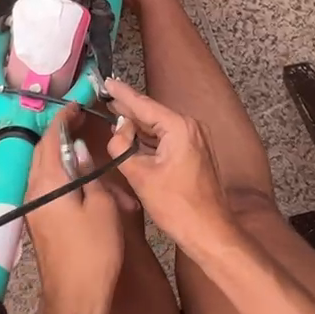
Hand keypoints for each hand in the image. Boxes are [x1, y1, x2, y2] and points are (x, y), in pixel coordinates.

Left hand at [24, 106, 123, 313]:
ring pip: (51, 173)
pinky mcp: (42, 223)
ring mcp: (36, 209)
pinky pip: (54, 191)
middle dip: (64, 135)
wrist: (77, 302)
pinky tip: (99, 194)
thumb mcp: (102, 206)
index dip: (64, 118)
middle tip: (86, 124)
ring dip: (73, 164)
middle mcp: (35, 191)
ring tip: (106, 172)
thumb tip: (78, 152)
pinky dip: (72, 183)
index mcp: (47, 181)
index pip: (51, 138)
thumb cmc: (93, 252)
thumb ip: (89, 173)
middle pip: (45, 153)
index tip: (78, 106)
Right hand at [104, 80, 234, 254]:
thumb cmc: (178, 207)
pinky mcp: (195, 151)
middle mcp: (191, 126)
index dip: (122, 93)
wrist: (210, 232)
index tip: (106, 81)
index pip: (143, 104)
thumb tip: (116, 130)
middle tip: (105, 97)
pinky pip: (167, 137)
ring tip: (114, 115)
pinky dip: (149, 138)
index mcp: (179, 127)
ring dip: (137, 124)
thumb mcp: (141, 176)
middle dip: (128, 108)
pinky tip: (133, 137)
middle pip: (152, 113)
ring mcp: (196, 138)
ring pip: (159, 126)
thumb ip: (122, 148)